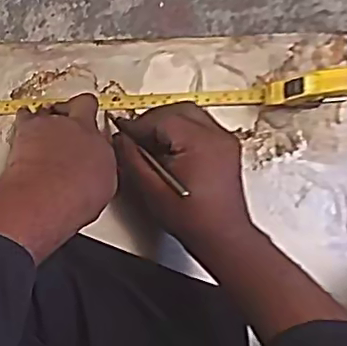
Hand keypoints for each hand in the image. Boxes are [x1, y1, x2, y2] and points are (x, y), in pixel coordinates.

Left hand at [0, 94, 117, 261]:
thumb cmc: (70, 202)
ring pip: (52, 110)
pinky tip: (22, 121)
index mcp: (103, 150)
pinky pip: (26, 115)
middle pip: (85, 105)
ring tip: (41, 126)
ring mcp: (56, 125)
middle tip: (70, 114)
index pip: (103, 135)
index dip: (93, 138)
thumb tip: (89, 186)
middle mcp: (82, 131)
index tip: (87, 144)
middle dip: (78, 107)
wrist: (47, 197)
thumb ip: (95, 179)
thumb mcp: (98, 196)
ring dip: (47, 117)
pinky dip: (23, 118)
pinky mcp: (31, 126)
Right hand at [112, 103, 253, 249]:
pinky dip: (180, 130)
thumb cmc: (192, 219)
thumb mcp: (151, 190)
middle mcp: (217, 137)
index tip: (121, 132)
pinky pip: (200, 126)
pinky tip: (166, 149)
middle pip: (177, 110)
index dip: (136, 125)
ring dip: (165, 123)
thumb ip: (132, 159)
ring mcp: (224, 141)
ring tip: (148, 143)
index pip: (161, 118)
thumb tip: (121, 140)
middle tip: (132, 136)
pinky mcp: (225, 147)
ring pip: (189, 114)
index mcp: (200, 143)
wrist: (220, 235)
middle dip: (151, 120)